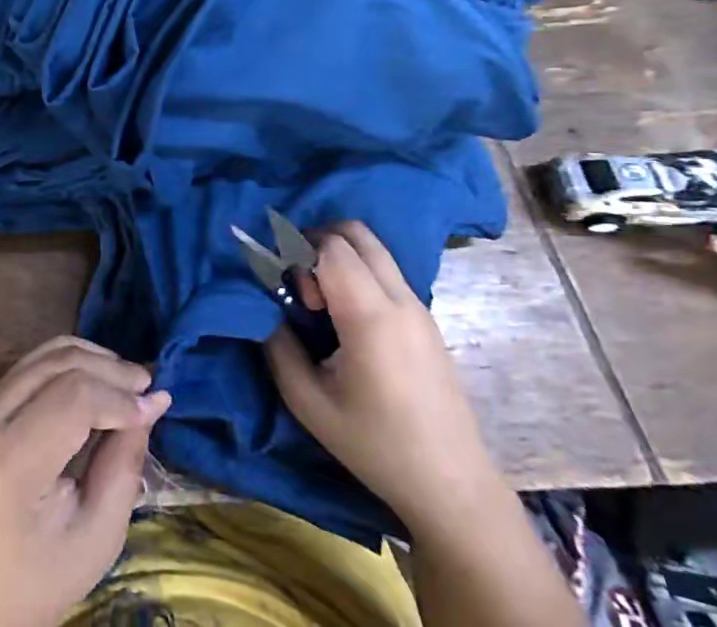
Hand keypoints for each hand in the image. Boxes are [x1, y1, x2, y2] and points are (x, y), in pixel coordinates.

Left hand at [0, 336, 171, 626]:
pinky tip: (98, 383)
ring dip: (93, 360)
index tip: (156, 408)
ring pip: (46, 354)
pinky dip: (71, 364)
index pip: (74, 396)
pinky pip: (32, 364)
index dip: (121, 395)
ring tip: (128, 385)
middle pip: (60, 363)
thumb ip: (124, 463)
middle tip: (148, 389)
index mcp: (9, 463)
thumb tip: (154, 401)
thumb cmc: (36, 578)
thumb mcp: (97, 536)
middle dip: (112, 370)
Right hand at [263, 221, 500, 527]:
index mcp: (371, 317)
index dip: (298, 253)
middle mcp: (400, 299)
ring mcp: (419, 306)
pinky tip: (345, 314)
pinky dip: (358, 270)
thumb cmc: (374, 445)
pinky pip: (387, 270)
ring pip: (374, 248)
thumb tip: (265, 308)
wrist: (450, 482)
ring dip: (339, 255)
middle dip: (316, 241)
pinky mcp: (426, 318)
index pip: (331, 247)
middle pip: (356, 233)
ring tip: (321, 300)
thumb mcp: (307, 402)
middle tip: (298, 282)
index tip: (287, 290)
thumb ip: (278, 346)